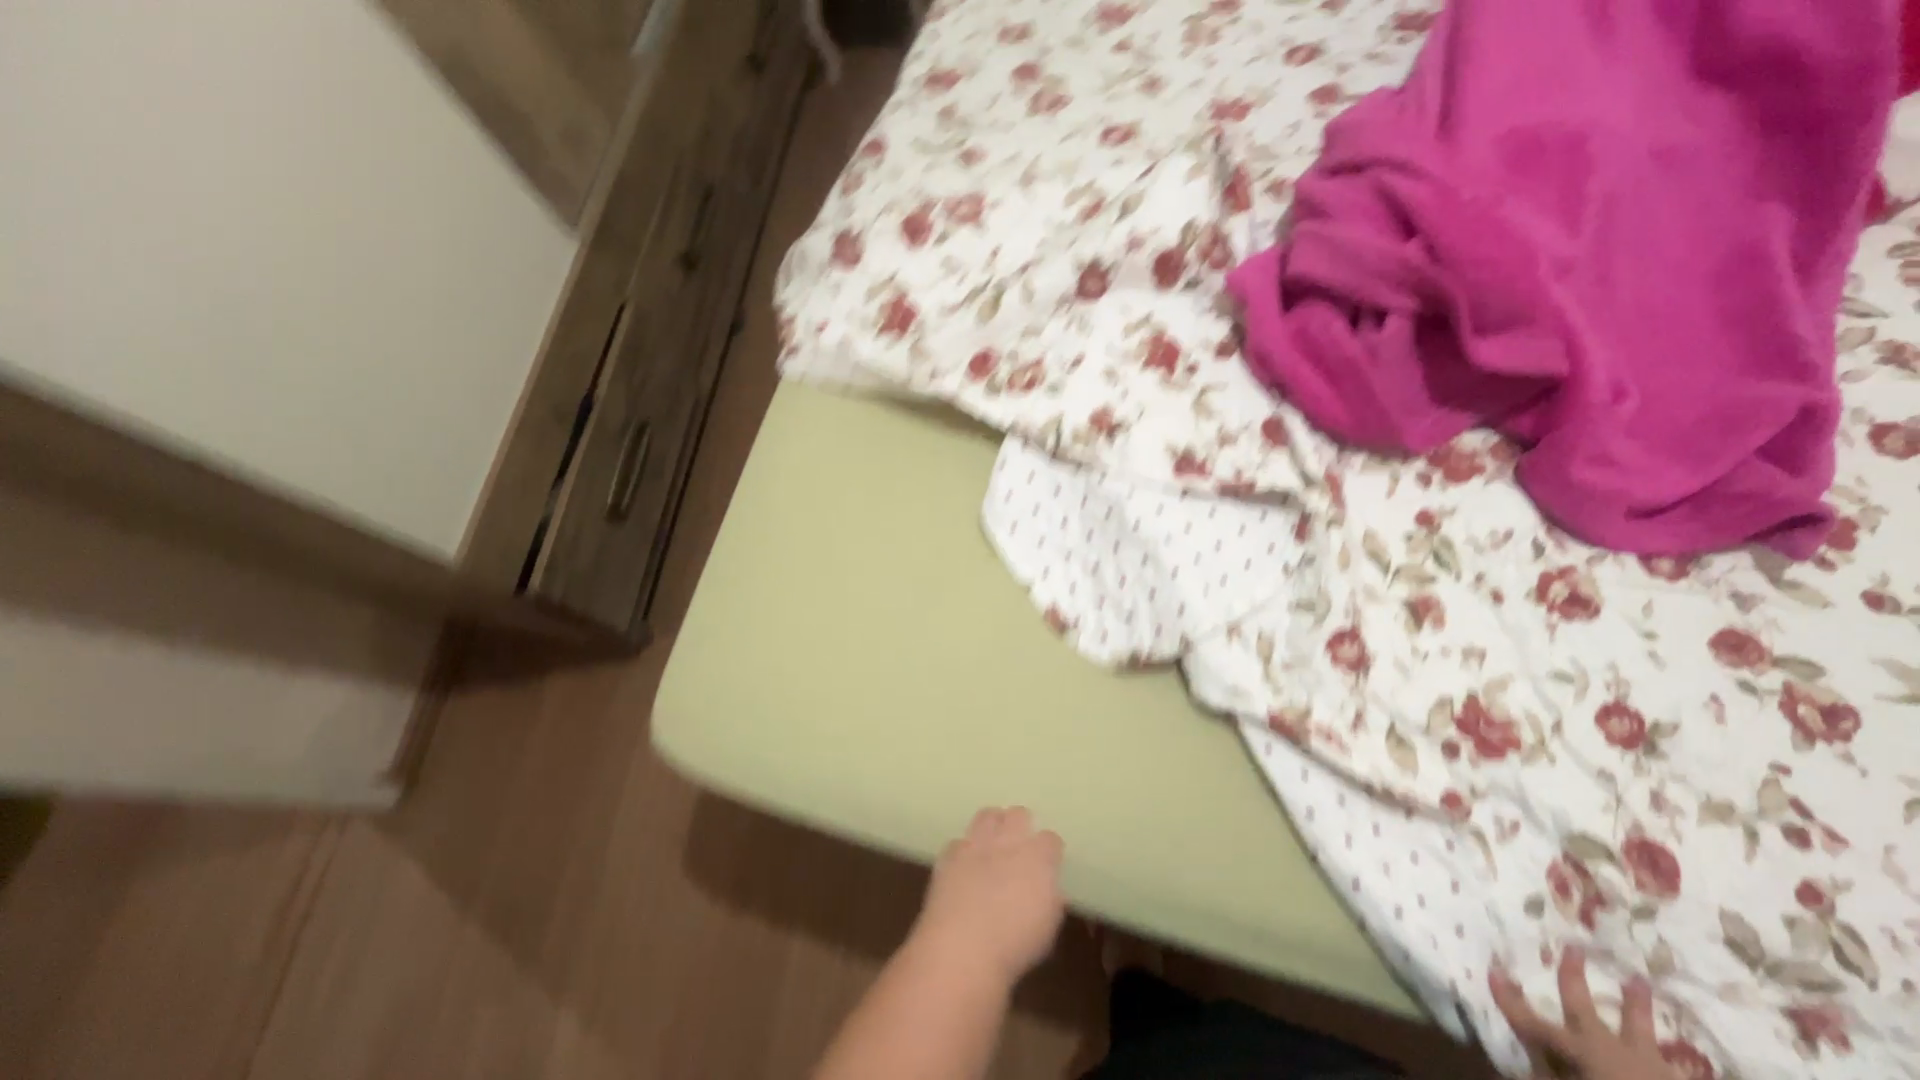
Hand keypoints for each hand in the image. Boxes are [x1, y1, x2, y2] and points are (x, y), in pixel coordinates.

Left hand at [909, 806, 1065, 989]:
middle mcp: (1008, 842)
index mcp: (1038, 857)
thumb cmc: (1015, 944)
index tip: (1049, 863)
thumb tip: (1051, 891)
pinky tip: (964, 866)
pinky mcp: (948, 856)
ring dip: (993, 825)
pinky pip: (958, 842)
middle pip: (1018, 814)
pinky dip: (963, 851)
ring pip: (987, 816)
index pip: (1050, 840)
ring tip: (992, 843)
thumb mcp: (1048, 927)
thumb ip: (1052, 901)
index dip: (1050, 850)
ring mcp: (976, 845)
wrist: (963, 948)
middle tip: (1020, 845)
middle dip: (1021, 825)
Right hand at [1489, 948, 1680, 1079]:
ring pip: (1637, 1026)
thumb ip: (1541, 1072)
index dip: (1510, 999)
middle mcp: (1607, 1047)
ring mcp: (1646, 1062)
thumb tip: (1512, 1066)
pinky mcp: (1673, 1076)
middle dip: (1573, 977)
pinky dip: (1675, 1054)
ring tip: (1640, 980)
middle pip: (1583, 1008)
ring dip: (1635, 1003)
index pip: (1533, 1022)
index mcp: (1577, 1049)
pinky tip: (1679, 1050)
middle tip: (1574, 947)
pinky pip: (1676, 1063)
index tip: (1494, 970)